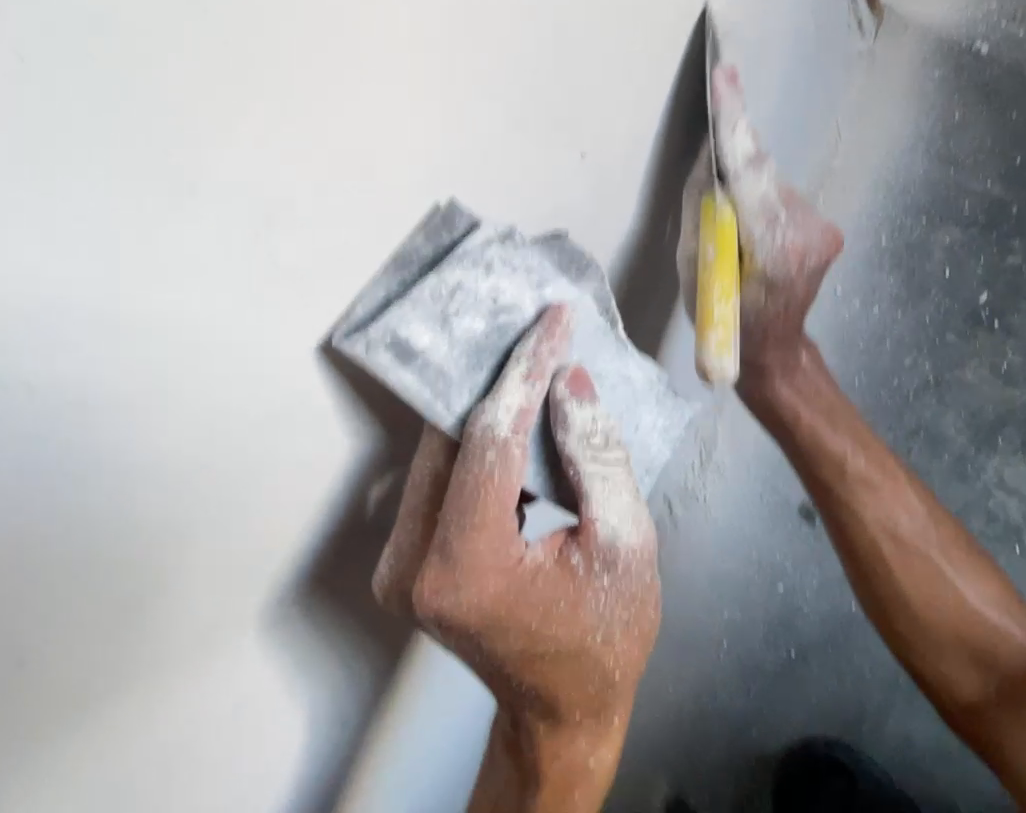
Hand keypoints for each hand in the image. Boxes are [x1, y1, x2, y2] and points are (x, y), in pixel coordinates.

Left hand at [372, 304, 660, 797]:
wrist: (566, 706)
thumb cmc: (607, 632)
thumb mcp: (625, 541)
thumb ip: (597, 456)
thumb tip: (570, 381)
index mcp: (465, 566)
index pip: (488, 439)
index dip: (524, 370)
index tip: (554, 319)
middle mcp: (412, 564)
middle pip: (449, 439)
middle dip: (499, 377)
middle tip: (544, 328)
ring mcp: (400, 565)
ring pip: (439, 451)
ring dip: (488, 403)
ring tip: (537, 358)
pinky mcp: (408, 559)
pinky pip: (443, 475)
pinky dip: (481, 437)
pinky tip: (521, 412)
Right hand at [677, 64, 844, 384]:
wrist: (775, 350)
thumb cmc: (727, 320)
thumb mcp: (695, 270)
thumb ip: (704, 209)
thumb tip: (710, 156)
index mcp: (775, 246)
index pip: (749, 173)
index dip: (733, 123)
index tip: (724, 75)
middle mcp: (809, 230)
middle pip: (761, 175)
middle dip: (732, 163)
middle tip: (712, 178)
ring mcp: (824, 229)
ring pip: (773, 186)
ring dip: (747, 191)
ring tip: (734, 230)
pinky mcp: (827, 229)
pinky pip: (782, 198)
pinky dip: (761, 203)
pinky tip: (753, 233)